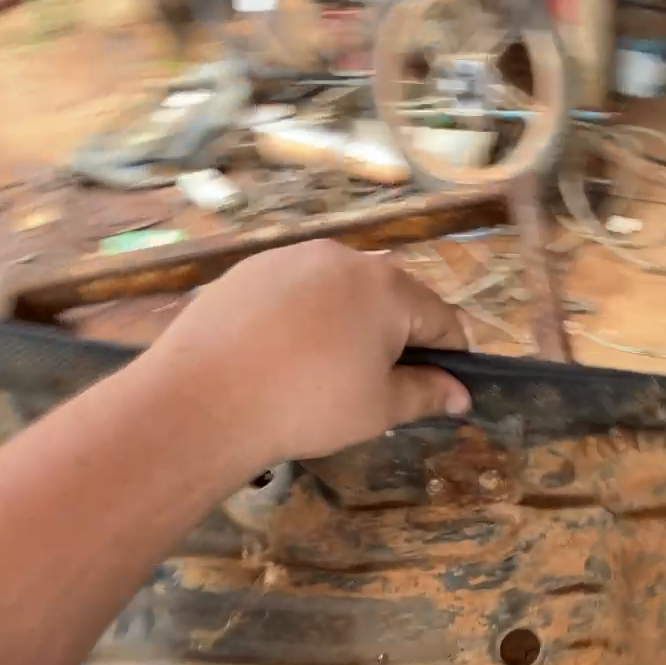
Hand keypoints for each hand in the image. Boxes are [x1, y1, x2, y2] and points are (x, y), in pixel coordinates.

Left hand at [135, 241, 471, 466]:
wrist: (203, 400)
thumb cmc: (309, 405)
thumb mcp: (381, 408)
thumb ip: (429, 393)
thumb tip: (462, 396)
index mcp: (388, 288)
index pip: (442, 319)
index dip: (452, 356)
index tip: (445, 387)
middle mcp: (346, 258)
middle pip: (395, 298)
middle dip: (401, 337)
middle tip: (384, 383)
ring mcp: (294, 257)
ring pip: (346, 290)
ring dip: (356, 323)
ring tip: (332, 369)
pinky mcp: (252, 268)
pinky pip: (302, 289)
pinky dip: (311, 315)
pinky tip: (290, 353)